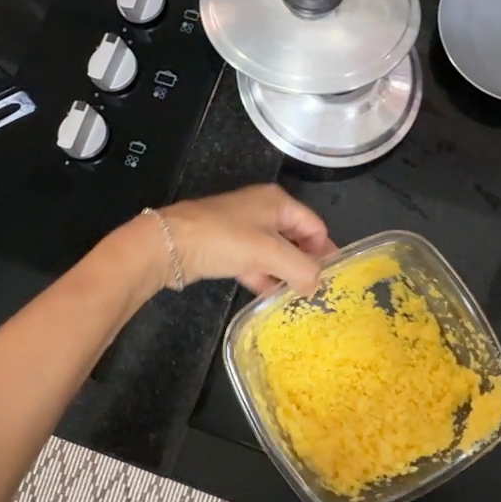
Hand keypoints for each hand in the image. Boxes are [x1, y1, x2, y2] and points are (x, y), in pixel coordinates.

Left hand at [151, 184, 337, 295]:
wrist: (169, 244)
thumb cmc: (224, 239)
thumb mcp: (270, 253)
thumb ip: (301, 268)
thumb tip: (316, 285)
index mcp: (278, 202)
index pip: (315, 226)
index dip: (325, 252)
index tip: (331, 279)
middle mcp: (263, 210)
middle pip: (296, 239)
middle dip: (305, 264)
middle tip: (315, 292)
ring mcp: (243, 229)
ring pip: (274, 253)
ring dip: (284, 274)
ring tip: (296, 299)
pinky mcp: (226, 247)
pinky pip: (254, 262)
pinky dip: (264, 277)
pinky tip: (270, 297)